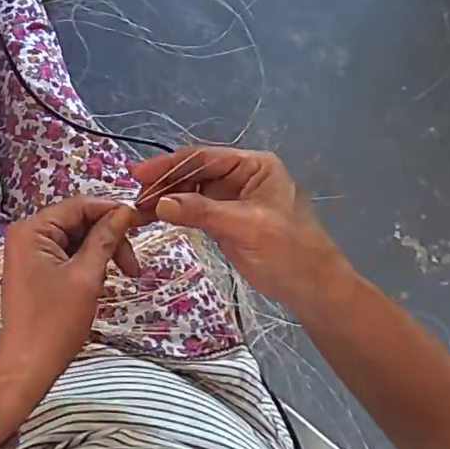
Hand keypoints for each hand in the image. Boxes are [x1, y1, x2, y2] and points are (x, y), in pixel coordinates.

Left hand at [0, 197, 138, 401]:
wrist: (28, 364)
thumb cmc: (55, 321)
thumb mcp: (86, 276)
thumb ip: (104, 239)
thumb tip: (125, 212)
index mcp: (31, 229)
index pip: (78, 206)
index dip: (111, 211)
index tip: (142, 224)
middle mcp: (26, 234)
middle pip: (77, 221)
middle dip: (108, 237)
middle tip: (133, 267)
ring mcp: (28, 252)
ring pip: (74, 238)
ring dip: (100, 252)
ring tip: (122, 276)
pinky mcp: (34, 268)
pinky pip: (66, 254)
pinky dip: (87, 262)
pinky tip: (101, 279)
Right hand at [131, 147, 353, 308]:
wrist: (313, 290)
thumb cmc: (289, 252)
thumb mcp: (244, 226)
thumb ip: (201, 212)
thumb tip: (159, 203)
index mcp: (253, 166)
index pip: (203, 158)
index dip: (169, 165)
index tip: (139, 174)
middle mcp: (239, 176)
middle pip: (191, 172)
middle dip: (163, 183)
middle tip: (136, 198)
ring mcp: (229, 197)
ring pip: (187, 190)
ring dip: (163, 198)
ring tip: (138, 210)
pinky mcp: (222, 218)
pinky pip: (190, 209)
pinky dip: (171, 212)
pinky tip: (151, 217)